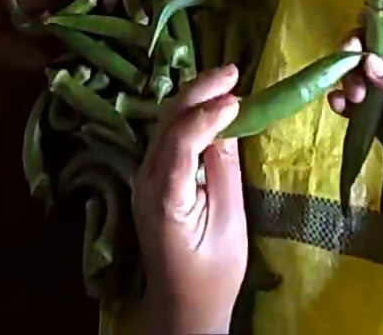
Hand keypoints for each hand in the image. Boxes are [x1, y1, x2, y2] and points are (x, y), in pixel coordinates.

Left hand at [133, 65, 247, 334]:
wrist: (181, 309)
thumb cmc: (212, 277)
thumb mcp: (230, 228)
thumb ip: (225, 172)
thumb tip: (229, 125)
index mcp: (164, 197)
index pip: (180, 140)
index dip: (208, 113)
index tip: (238, 99)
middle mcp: (145, 177)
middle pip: (168, 120)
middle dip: (200, 90)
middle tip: (233, 72)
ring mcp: (144, 173)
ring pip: (165, 120)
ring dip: (194, 95)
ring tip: (225, 79)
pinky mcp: (151, 174)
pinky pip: (167, 132)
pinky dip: (189, 111)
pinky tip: (209, 102)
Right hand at [329, 41, 382, 223]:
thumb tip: (367, 62)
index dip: (372, 28)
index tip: (356, 41)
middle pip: (371, 54)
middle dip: (355, 60)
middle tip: (354, 80)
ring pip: (361, 81)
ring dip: (348, 82)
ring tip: (350, 99)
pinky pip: (359, 112)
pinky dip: (344, 105)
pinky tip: (338, 107)